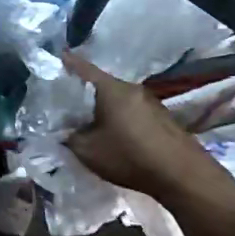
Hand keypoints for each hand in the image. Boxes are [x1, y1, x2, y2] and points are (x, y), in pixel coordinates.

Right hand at [61, 52, 234, 204]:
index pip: (81, 67)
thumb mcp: (86, 150)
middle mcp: (131, 89)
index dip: (63, 63)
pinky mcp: (160, 117)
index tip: (51, 59)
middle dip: (79, 90)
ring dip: (99, 105)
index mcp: (110, 89)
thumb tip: (61, 128)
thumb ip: (67, 135)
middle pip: (98, 83)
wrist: (184, 176)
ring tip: (84, 119)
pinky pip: (129, 109)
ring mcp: (149, 102)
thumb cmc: (130, 157)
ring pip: (115, 97)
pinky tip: (111, 132)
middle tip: (61, 101)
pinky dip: (116, 115)